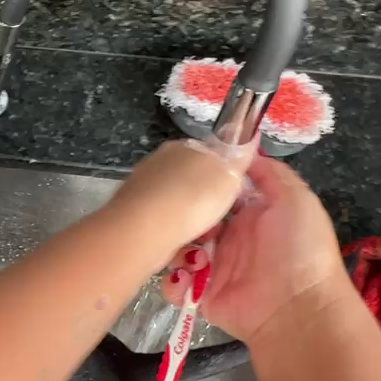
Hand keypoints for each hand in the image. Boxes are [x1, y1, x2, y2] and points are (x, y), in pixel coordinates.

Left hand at [110, 138, 251, 260]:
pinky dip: (174, 234)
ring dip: (191, 220)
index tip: (233, 192)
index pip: (206, 153)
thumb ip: (237, 155)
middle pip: (191, 182)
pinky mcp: (132, 216)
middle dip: (206, 200)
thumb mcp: (229, 171)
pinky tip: (182, 245)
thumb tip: (247, 135)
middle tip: (220, 218)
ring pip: (177, 206)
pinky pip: (163, 225)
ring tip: (203, 237)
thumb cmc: (192, 197)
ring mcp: (142, 190)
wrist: (144, 229)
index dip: (223, 172)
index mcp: (179, 147)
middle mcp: (156, 165)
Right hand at [190, 155, 353, 346]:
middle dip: (180, 221)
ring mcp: (212, 268)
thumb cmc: (299, 248)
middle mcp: (227, 240)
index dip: (198, 190)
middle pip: (187, 222)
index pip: (212, 196)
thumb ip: (268, 172)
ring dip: (176, 251)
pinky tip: (187, 279)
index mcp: (248, 215)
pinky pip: (174, 285)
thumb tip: (241, 150)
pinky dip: (174, 282)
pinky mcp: (199, 295)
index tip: (185, 184)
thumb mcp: (295, 198)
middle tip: (185, 224)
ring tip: (191, 256)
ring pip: (176, 251)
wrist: (296, 306)